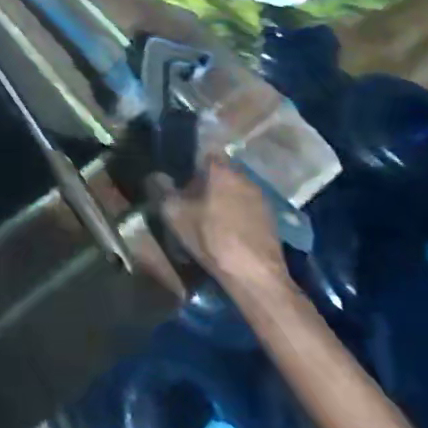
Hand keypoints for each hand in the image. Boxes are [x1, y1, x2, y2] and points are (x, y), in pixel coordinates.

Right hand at [150, 153, 288, 292]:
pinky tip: (227, 231)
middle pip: (220, 172)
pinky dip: (236, 214)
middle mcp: (244, 177)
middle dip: (205, 182)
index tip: (179, 178)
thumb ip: (162, 190)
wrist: (254, 274)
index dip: (190, 164)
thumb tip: (156, 176)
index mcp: (221, 170)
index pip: (204, 153)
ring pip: (234, 190)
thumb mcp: (175, 213)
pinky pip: (246, 207)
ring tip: (208, 218)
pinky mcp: (271, 219)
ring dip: (222, 199)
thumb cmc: (211, 237)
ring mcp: (261, 198)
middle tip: (190, 200)